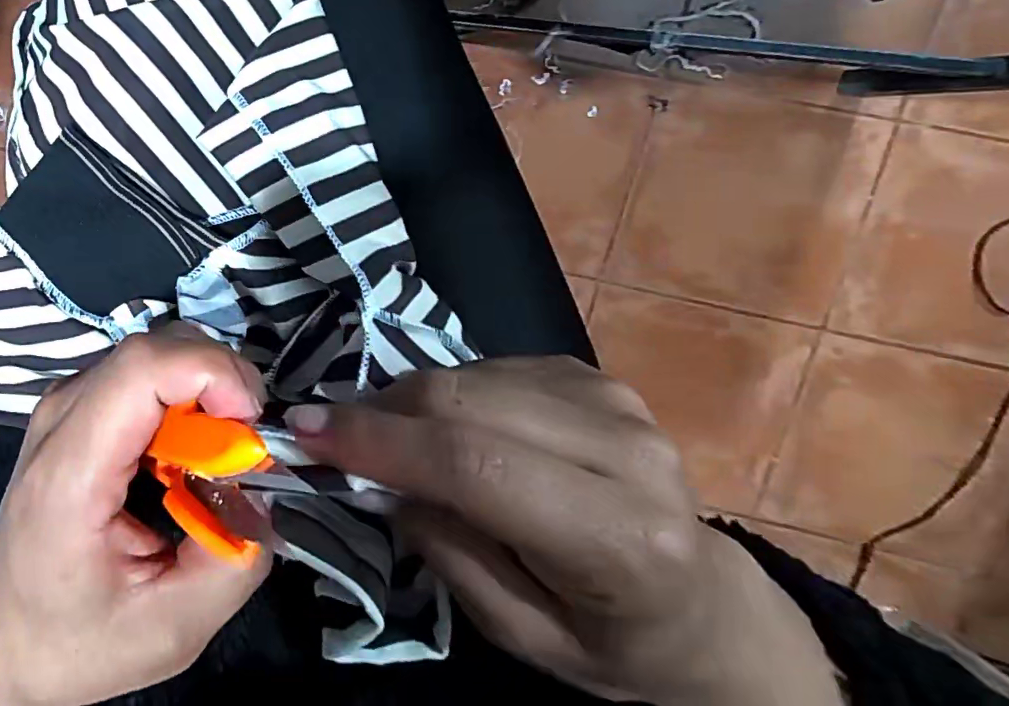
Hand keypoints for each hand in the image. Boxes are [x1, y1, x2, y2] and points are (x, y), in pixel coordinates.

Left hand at [0, 330, 270, 705]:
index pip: (144, 367)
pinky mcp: (77, 405)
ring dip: (205, 387)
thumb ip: (234, 564)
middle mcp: (63, 413)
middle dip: (220, 379)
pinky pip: (144, 373)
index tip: (251, 424)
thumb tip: (270, 492)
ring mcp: (66, 402)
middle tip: (247, 442)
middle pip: (155, 350)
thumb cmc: (68, 638)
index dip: (211, 372)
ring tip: (222, 449)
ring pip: (154, 354)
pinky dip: (184, 395)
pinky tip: (189, 448)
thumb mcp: (167, 631)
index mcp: (73, 467)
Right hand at [285, 356, 837, 705]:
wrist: (701, 601)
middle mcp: (624, 449)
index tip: (307, 430)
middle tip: (329, 429)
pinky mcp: (595, 374)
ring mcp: (612, 398)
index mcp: (620, 537)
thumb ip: (447, 549)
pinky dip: (449, 393)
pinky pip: (491, 367)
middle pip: (466, 402)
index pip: (476, 463)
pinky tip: (450, 425)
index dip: (382, 441)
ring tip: (390, 436)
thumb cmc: (610, 640)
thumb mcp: (522, 635)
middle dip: (382, 410)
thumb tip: (380, 473)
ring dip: (411, 400)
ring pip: (470, 375)